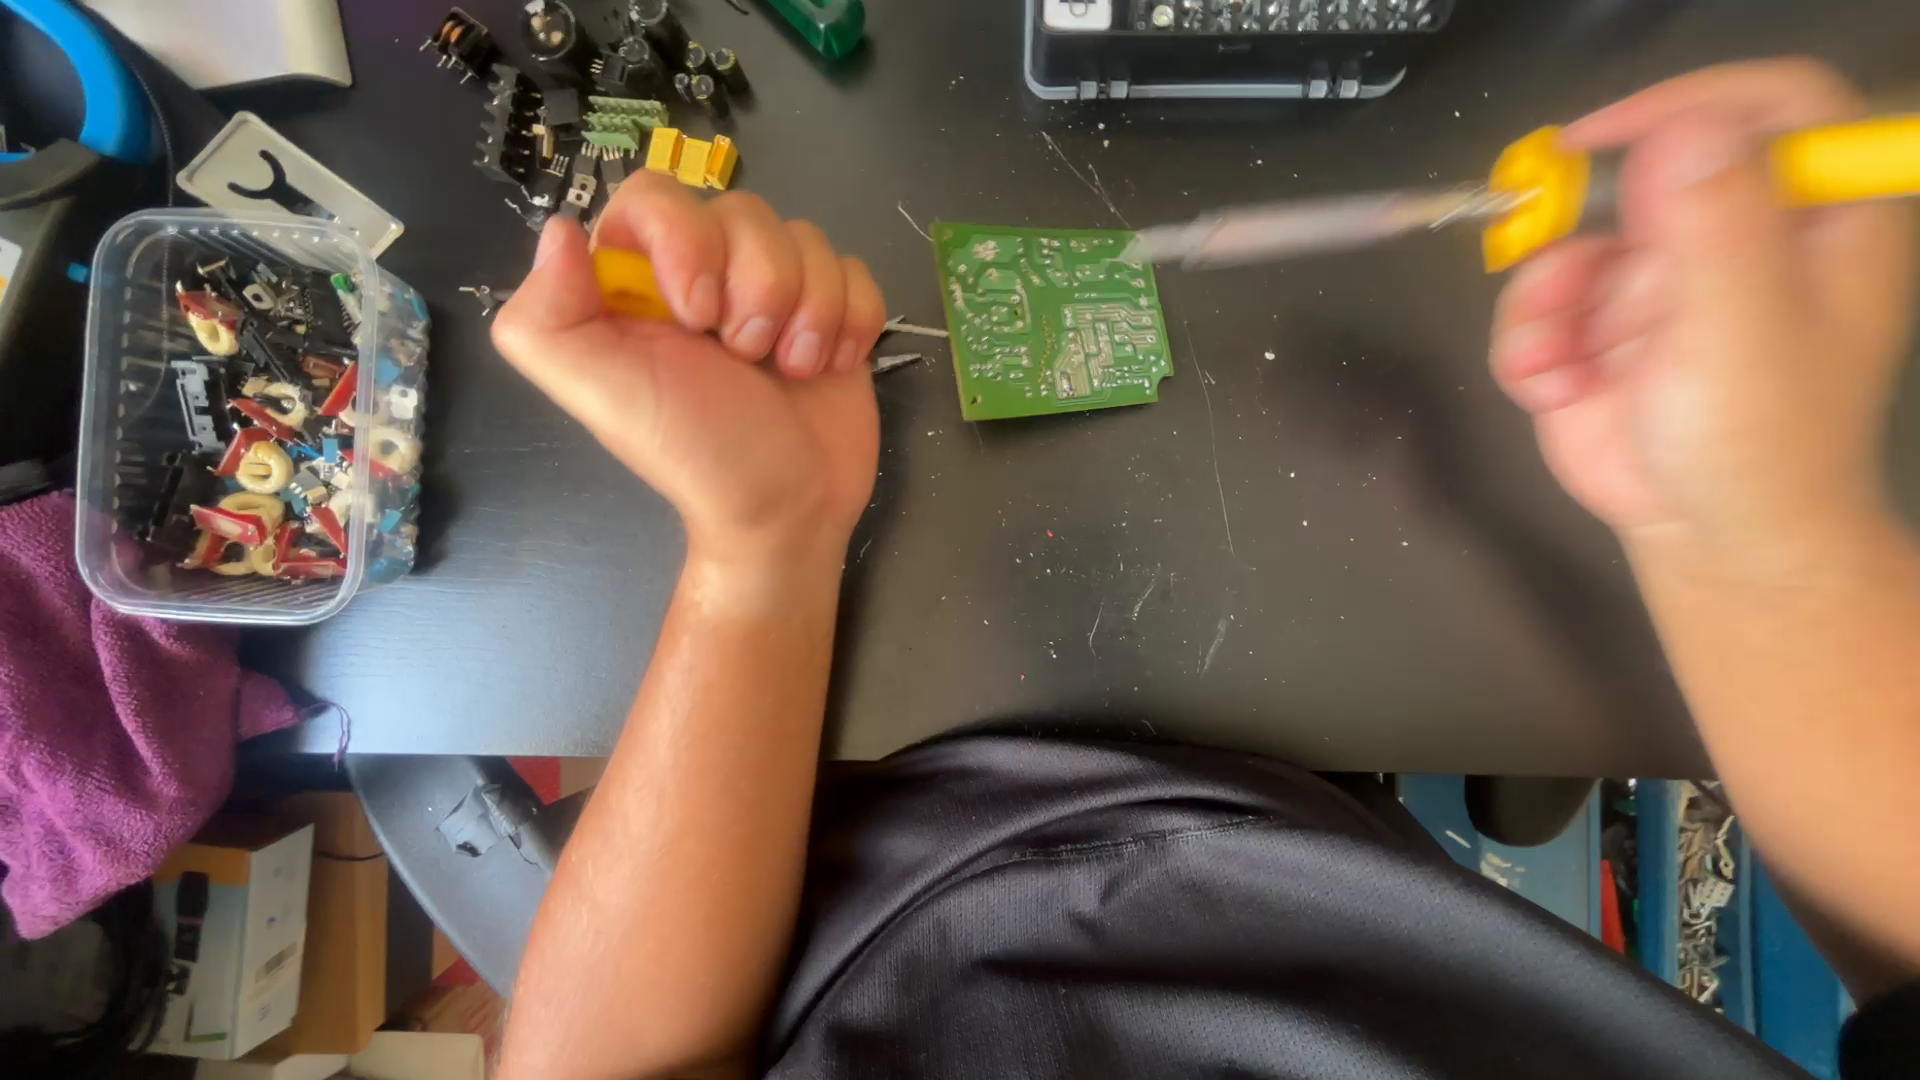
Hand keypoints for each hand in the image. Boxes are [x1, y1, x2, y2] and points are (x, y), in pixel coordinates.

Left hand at [492, 176, 886, 564]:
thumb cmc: (697, 457)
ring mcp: (778, 295)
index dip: (689, 242)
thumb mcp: (602, 398)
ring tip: (795, 370)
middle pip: (746, 212)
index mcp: (643, 286)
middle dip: (761, 287)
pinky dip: (853, 318)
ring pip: (806, 239)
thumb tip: (562, 233)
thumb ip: (546, 318)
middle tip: (750, 357)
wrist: (789, 511)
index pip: (659, 198)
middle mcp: (710, 277)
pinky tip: (832, 364)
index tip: (699, 318)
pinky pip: (854, 272)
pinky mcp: (833, 315)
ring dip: (811, 310)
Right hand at [1488, 60, 1913, 570]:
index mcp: (1802, 220)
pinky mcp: (1589, 339)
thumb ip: (1717, 228)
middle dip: (1569, 228)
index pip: (1763, 112)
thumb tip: (1680, 131)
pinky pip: (1531, 316)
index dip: (1684, 105)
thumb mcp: (1743, 330)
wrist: (1701, 528)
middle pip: (1630, 186)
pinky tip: (1548, 389)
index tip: (1596, 140)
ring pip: (1561, 255)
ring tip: (1549, 365)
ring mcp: (1648, 295)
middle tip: (1530, 253)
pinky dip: (1523, 352)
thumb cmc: (1752, 435)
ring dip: (1535, 308)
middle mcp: (1721, 245)